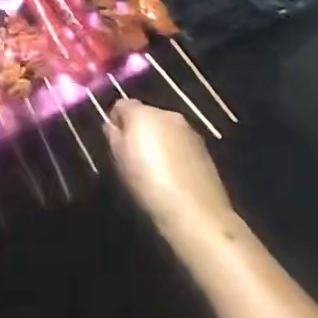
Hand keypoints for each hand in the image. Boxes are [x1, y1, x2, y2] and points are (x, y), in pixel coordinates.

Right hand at [106, 100, 235, 241]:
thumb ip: (113, 137)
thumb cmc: (149, 186)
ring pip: (165, 128)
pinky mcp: (204, 146)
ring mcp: (188, 129)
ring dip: (158, 140)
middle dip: (139, 130)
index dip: (116, 121)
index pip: (121, 105)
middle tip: (134, 158)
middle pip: (146, 115)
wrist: (196, 213)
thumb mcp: (120, 163)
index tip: (115, 143)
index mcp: (142, 113)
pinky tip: (174, 176)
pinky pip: (181, 142)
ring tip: (155, 170)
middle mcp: (167, 114)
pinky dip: (175, 152)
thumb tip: (113, 126)